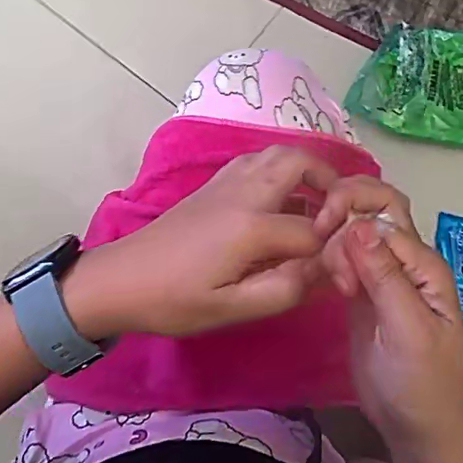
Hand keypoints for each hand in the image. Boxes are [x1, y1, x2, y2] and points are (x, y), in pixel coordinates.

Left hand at [62, 146, 340, 339]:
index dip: (331, 248)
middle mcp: (245, 191)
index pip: (312, 230)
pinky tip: (281, 200)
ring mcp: (228, 181)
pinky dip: (281, 169)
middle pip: (300, 162)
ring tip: (317, 205)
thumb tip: (326, 268)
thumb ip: (285, 288)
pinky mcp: (215, 182)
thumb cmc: (176, 301)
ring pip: (278, 153)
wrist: (122, 278)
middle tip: (340, 212)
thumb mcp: (232, 309)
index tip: (338, 268)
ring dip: (305, 170)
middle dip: (330, 181)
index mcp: (251, 226)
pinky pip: (259, 159)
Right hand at [322, 180, 462, 452]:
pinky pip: (344, 256)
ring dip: (334, 242)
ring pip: (353, 230)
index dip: (354, 222)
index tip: (334, 256)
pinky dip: (329, 257)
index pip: (385, 215)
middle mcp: (404, 259)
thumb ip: (385, 276)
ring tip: (335, 283)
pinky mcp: (362, 289)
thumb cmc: (421, 382)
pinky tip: (324, 278)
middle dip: (344, 208)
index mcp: (424, 263)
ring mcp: (382, 273)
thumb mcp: (408, 329)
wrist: (417, 428)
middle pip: (374, 207)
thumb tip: (358, 224)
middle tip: (318, 235)